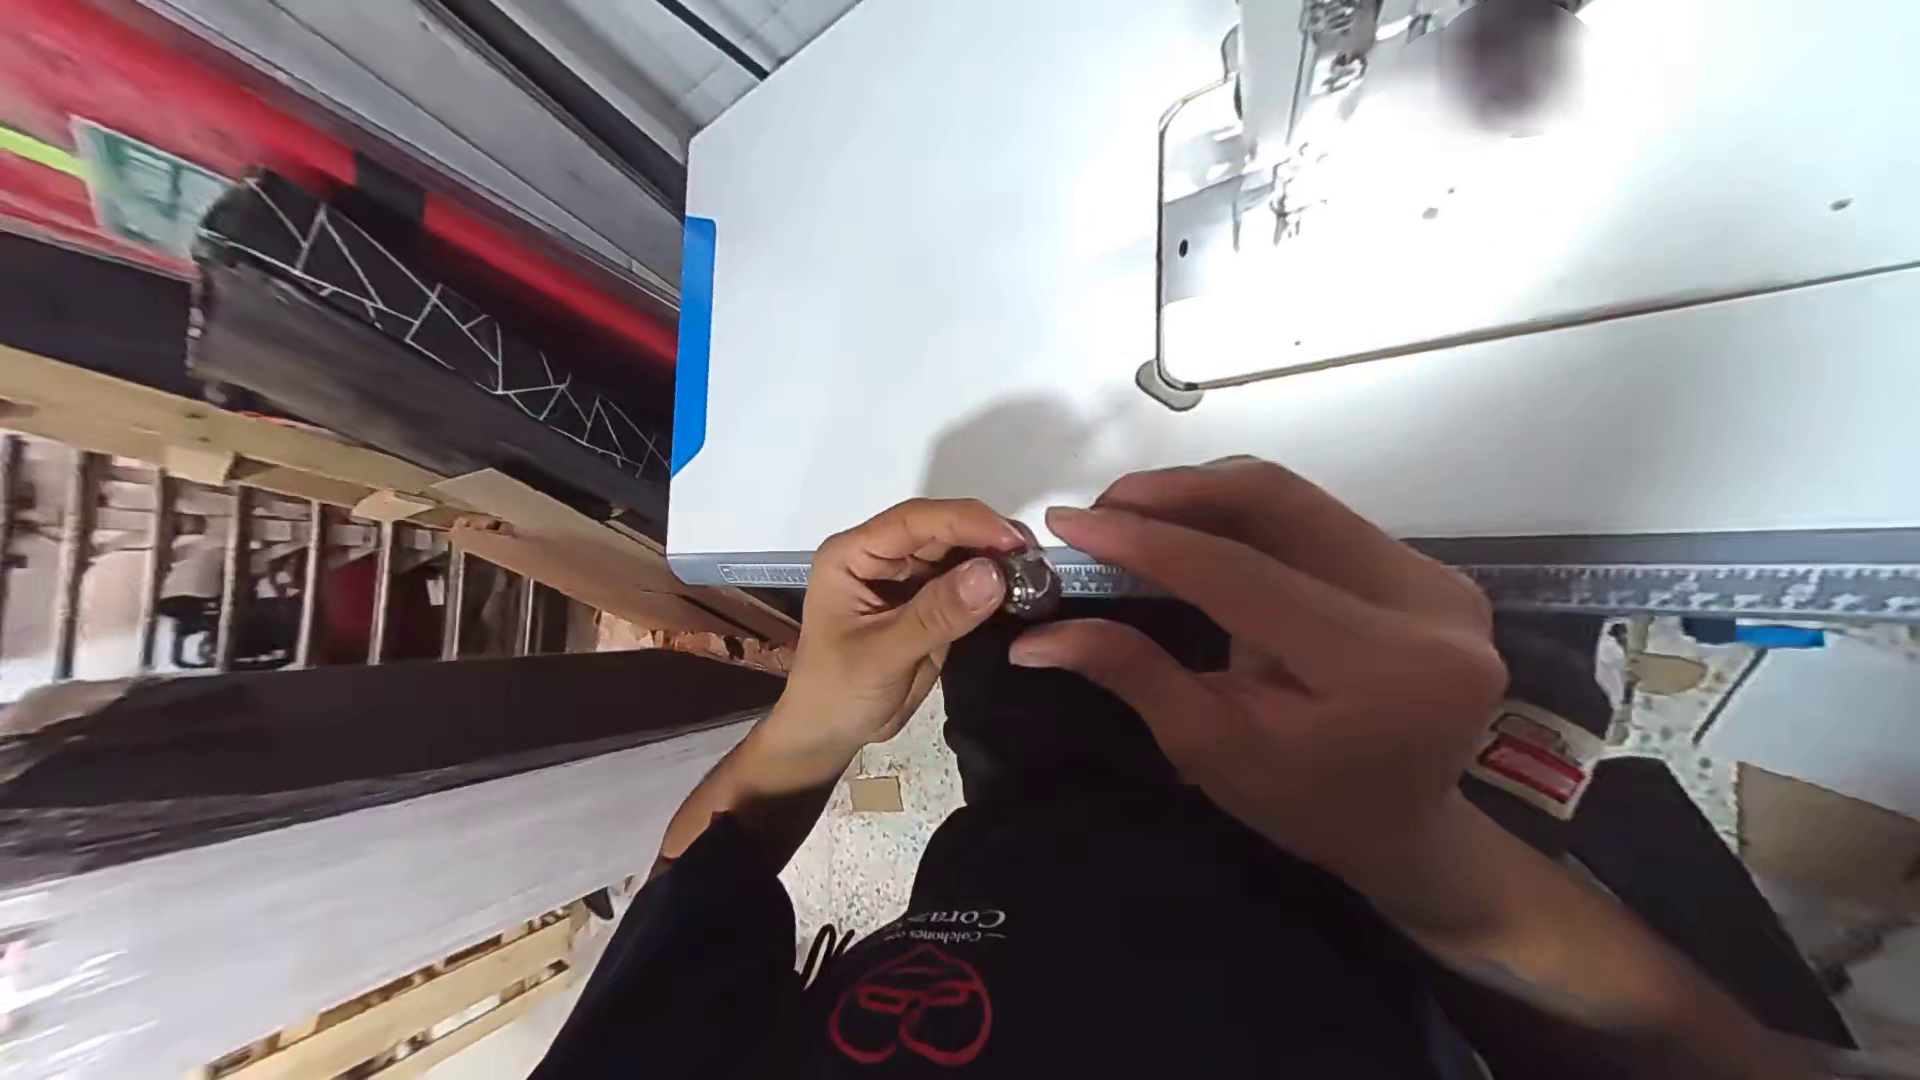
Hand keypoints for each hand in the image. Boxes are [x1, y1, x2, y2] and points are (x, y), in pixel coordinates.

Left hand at [785, 497, 1025, 748]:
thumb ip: (936, 615)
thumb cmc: (837, 692)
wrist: (831, 732)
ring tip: (1033, 572)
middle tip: (1033, 557)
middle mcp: (880, 556)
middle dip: (986, 537)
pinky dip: (991, 584)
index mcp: (853, 555)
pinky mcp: (927, 600)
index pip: (913, 521)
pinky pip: (964, 581)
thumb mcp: (883, 654)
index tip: (1011, 539)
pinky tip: (1018, 590)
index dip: (964, 522)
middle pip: (940, 530)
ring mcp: (906, 577)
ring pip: (957, 551)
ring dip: (994, 558)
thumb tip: (992, 574)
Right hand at [1008, 457, 1507, 890]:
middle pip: (1277, 501)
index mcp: (1382, 670)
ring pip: (1290, 494)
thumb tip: (1034, 640)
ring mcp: (1429, 574)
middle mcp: (1427, 602)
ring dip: (1197, 491)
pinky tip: (1185, 524)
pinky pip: (1306, 511)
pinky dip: (1232, 508)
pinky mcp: (1412, 564)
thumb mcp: (1207, 747)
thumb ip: (1131, 674)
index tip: (1070, 522)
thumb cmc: (1302, 803)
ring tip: (1131, 514)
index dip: (1145, 541)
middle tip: (1099, 508)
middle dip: (1172, 490)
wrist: (1399, 822)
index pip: (1240, 575)